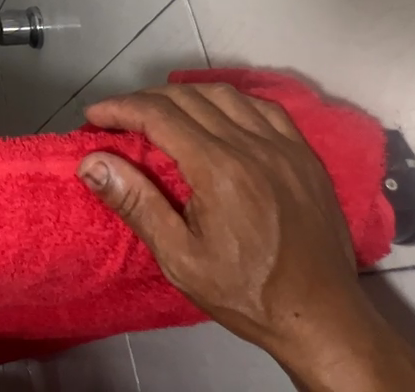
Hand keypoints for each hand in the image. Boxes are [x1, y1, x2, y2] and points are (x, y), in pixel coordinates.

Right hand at [78, 84, 414, 390]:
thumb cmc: (246, 293)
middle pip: (186, 97)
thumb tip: (91, 162)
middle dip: (143, 100)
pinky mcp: (305, 155)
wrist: (323, 320)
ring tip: (160, 111)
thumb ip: (135, 203)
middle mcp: (251, 147)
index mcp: (218, 169)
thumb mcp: (180, 259)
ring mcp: (283, 147)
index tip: (94, 117)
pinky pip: (262, 107)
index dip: (120, 108)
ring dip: (183, 95)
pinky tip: (216, 114)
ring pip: (223, 94)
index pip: (157, 115)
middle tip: (119, 118)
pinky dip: (229, 101)